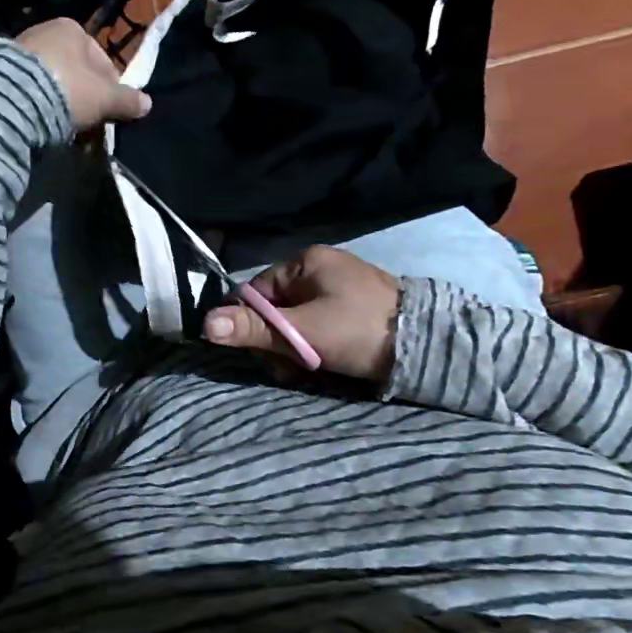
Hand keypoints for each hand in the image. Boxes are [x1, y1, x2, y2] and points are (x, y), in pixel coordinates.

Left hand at [15, 18, 151, 133]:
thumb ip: (127, 100)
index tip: (108, 115)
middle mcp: (47, 30)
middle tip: (87, 126)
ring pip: (55, 82)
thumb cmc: (67, 90)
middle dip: (85, 100)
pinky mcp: (0, 67)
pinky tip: (42, 121)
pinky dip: (40, 104)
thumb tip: (147, 103)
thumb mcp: (104, 98)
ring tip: (63, 128)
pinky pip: (32, 88)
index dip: (110, 92)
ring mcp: (21, 47)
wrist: (10, 99)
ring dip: (63, 104)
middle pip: (78, 73)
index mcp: (74, 29)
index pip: (103, 64)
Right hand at [204, 246, 400, 383]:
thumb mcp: (304, 332)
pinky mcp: (352, 308)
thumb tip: (205, 324)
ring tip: (311, 370)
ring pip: (295, 321)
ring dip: (295, 349)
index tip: (267, 356)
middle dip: (277, 342)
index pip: (257, 293)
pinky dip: (315, 347)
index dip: (253, 326)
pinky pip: (317, 325)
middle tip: (293, 369)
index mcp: (307, 262)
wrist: (426, 345)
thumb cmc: (359, 330)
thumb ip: (256, 328)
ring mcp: (338, 288)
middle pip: (275, 309)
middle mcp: (321, 268)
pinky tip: (324, 365)